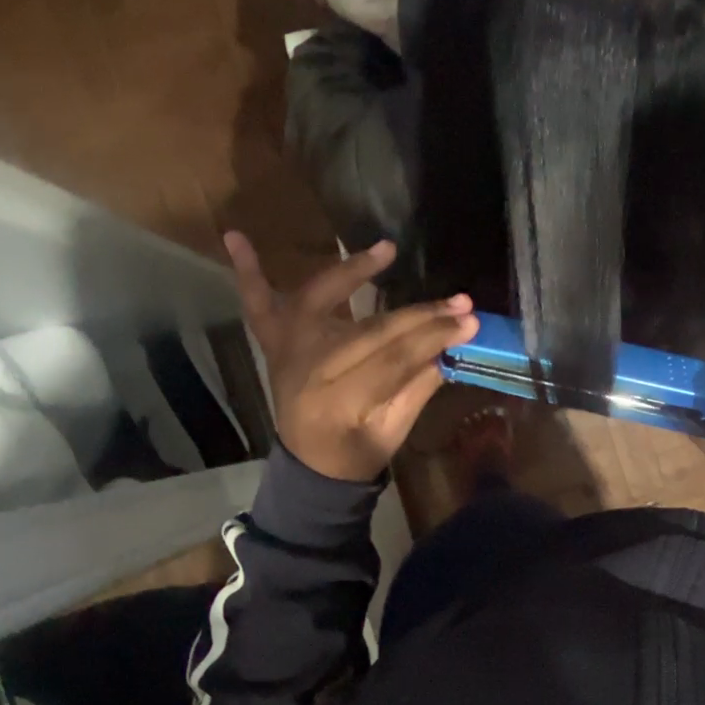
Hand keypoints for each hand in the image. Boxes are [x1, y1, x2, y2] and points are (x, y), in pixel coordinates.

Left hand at [228, 232, 477, 481]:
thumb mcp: (394, 428)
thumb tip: (454, 344)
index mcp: (338, 401)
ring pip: (319, 300)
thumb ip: (419, 384)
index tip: (470, 322)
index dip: (433, 338)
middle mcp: (306, 370)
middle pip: (369, 331)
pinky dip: (247, 271)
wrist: (311, 467)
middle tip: (460, 301)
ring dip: (352, 271)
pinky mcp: (273, 344)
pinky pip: (258, 304)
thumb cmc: (357, 452)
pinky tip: (234, 237)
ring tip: (386, 249)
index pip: (393, 359)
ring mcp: (284, 352)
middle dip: (419, 315)